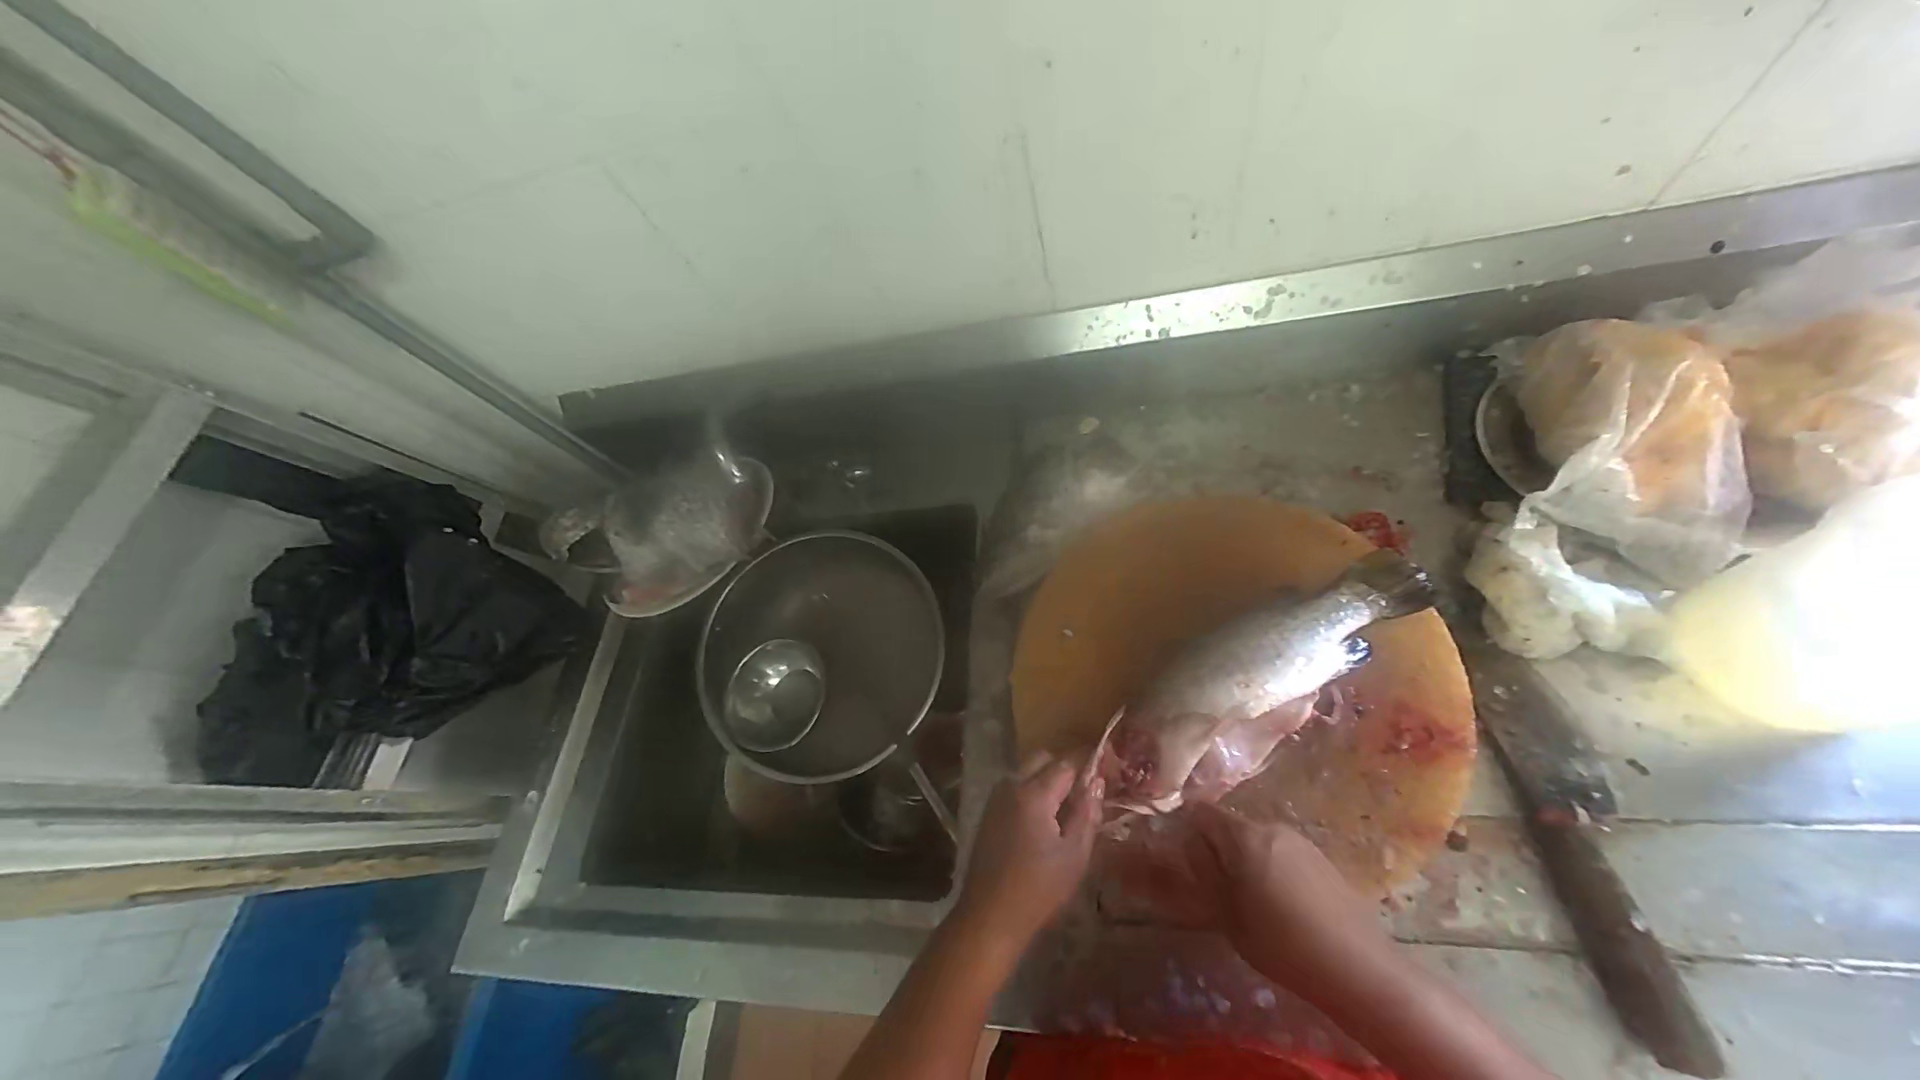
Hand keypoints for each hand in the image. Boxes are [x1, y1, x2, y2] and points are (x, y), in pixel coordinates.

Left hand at [953, 753, 1101, 947]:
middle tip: (1085, 795)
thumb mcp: (1074, 854)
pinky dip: (1031, 791)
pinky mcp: (988, 811)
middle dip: (1065, 769)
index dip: (1087, 766)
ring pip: (1026, 771)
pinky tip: (1043, 821)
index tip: (1106, 774)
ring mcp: (996, 797)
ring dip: (1046, 779)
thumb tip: (1097, 782)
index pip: (1066, 763)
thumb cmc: (1039, 888)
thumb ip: (1087, 813)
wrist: (989, 914)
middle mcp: (1011, 785)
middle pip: (1043, 759)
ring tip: (1066, 810)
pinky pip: (1014, 787)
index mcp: (1033, 793)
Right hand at [1181, 802, 1393, 986]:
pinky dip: (1272, 870)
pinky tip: (1281, 906)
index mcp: (1244, 835)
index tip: (1183, 858)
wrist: (1360, 969)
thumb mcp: (1227, 914)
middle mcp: (1271, 826)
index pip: (1201, 811)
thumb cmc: (1281, 943)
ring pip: (1258, 841)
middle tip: (1215, 887)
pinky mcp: (1323, 860)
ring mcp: (1301, 842)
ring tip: (1249, 900)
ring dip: (1246, 860)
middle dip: (1218, 849)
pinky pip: (1283, 854)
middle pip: (1231, 826)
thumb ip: (1203, 873)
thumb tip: (1189, 844)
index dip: (1187, 829)